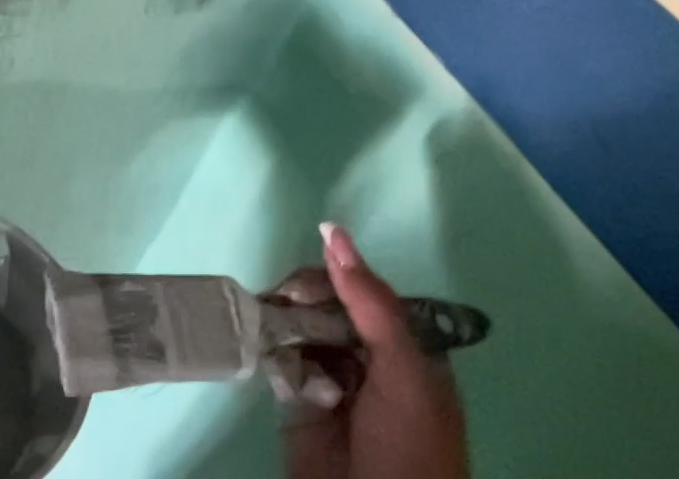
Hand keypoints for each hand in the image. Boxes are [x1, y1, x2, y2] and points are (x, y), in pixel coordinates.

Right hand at [269, 224, 468, 478]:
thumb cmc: (408, 448)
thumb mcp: (403, 372)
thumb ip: (369, 302)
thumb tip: (331, 230)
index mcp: (405, 346)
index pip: (363, 289)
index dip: (334, 277)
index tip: (307, 285)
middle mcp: (367, 355)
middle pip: (325, 303)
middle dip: (302, 300)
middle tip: (283, 306)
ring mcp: (331, 377)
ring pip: (298, 326)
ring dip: (283, 325)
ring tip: (270, 332)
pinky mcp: (298, 399)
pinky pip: (279, 359)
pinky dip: (273, 355)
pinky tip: (275, 365)